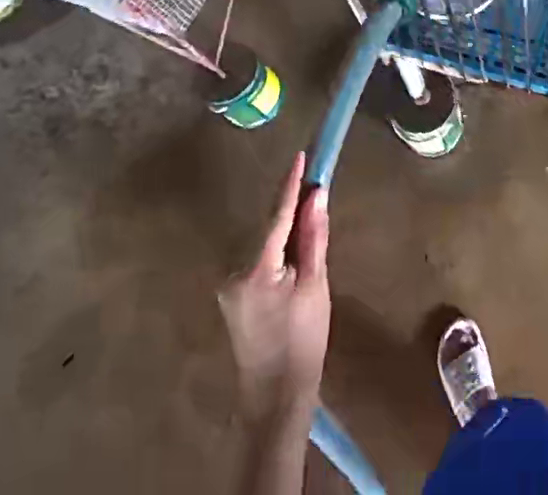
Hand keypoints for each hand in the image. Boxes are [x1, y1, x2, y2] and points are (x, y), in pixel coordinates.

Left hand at [218, 151, 330, 426]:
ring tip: (313, 217)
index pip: (277, 216)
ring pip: (265, 242)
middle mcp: (234, 270)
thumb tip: (317, 193)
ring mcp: (229, 283)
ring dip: (287, 227)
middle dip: (293, 206)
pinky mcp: (234, 293)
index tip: (301, 155)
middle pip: (269, 227)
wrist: (276, 392)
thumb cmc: (304, 337)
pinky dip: (279, 246)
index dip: (291, 184)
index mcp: (255, 269)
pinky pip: (260, 257)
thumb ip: (314, 236)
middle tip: (318, 181)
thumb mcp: (315, 284)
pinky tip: (296, 248)